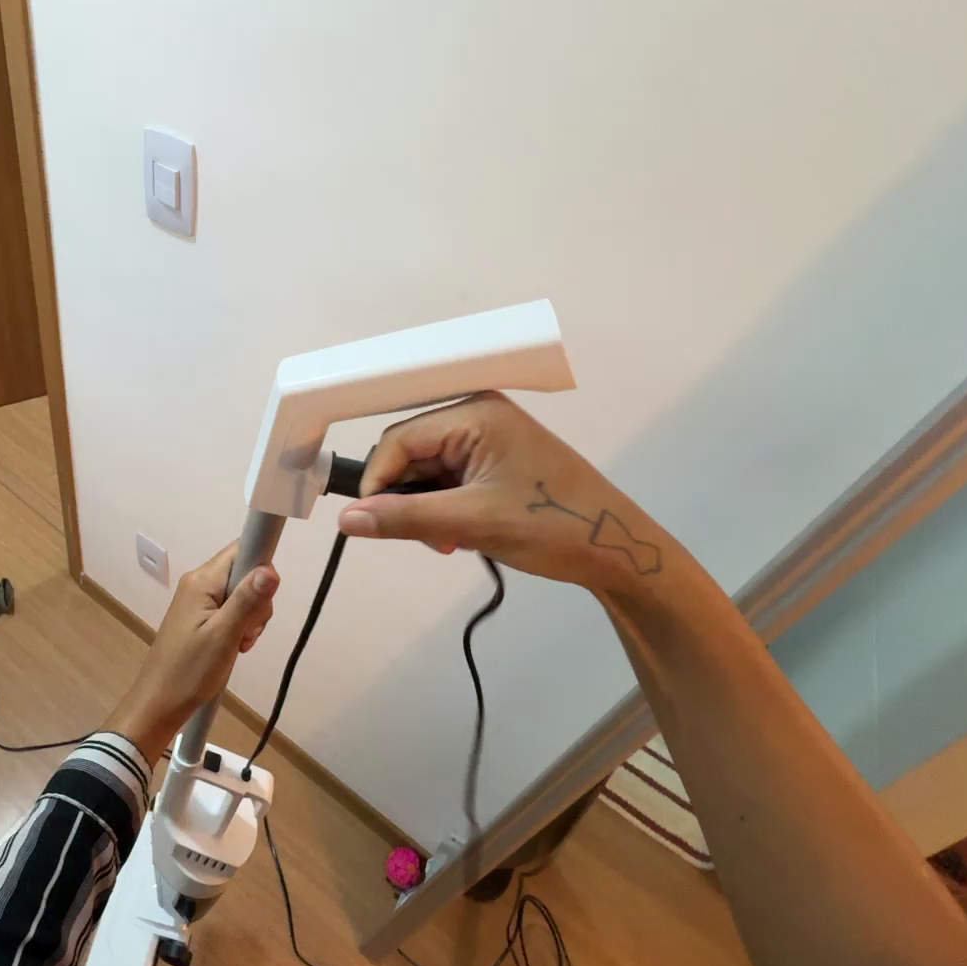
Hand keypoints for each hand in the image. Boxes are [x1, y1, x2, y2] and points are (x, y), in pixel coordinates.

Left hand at [102, 541, 278, 761]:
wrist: (160, 702)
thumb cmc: (190, 671)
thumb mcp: (223, 636)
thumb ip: (247, 601)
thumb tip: (271, 569)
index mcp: (202, 580)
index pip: (243, 548)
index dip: (262, 565)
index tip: (265, 596)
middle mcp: (200, 582)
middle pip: (245, 572)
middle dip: (257, 601)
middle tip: (247, 631)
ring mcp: (200, 600)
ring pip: (243, 594)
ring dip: (251, 618)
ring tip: (239, 644)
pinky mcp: (202, 616)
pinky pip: (232, 610)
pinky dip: (241, 627)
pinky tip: (235, 647)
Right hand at [337, 392, 672, 594]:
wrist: (620, 551)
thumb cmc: (553, 527)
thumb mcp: (471, 523)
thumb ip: (403, 519)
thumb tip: (346, 521)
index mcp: (474, 414)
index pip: (398, 440)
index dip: (378, 482)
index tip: (372, 523)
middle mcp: (477, 418)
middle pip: (410, 456)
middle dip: (406, 501)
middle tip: (426, 540)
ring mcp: (487, 440)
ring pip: (426, 473)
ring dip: (425, 511)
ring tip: (448, 543)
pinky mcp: (494, 462)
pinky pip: (446, 482)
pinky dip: (443, 511)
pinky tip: (458, 537)